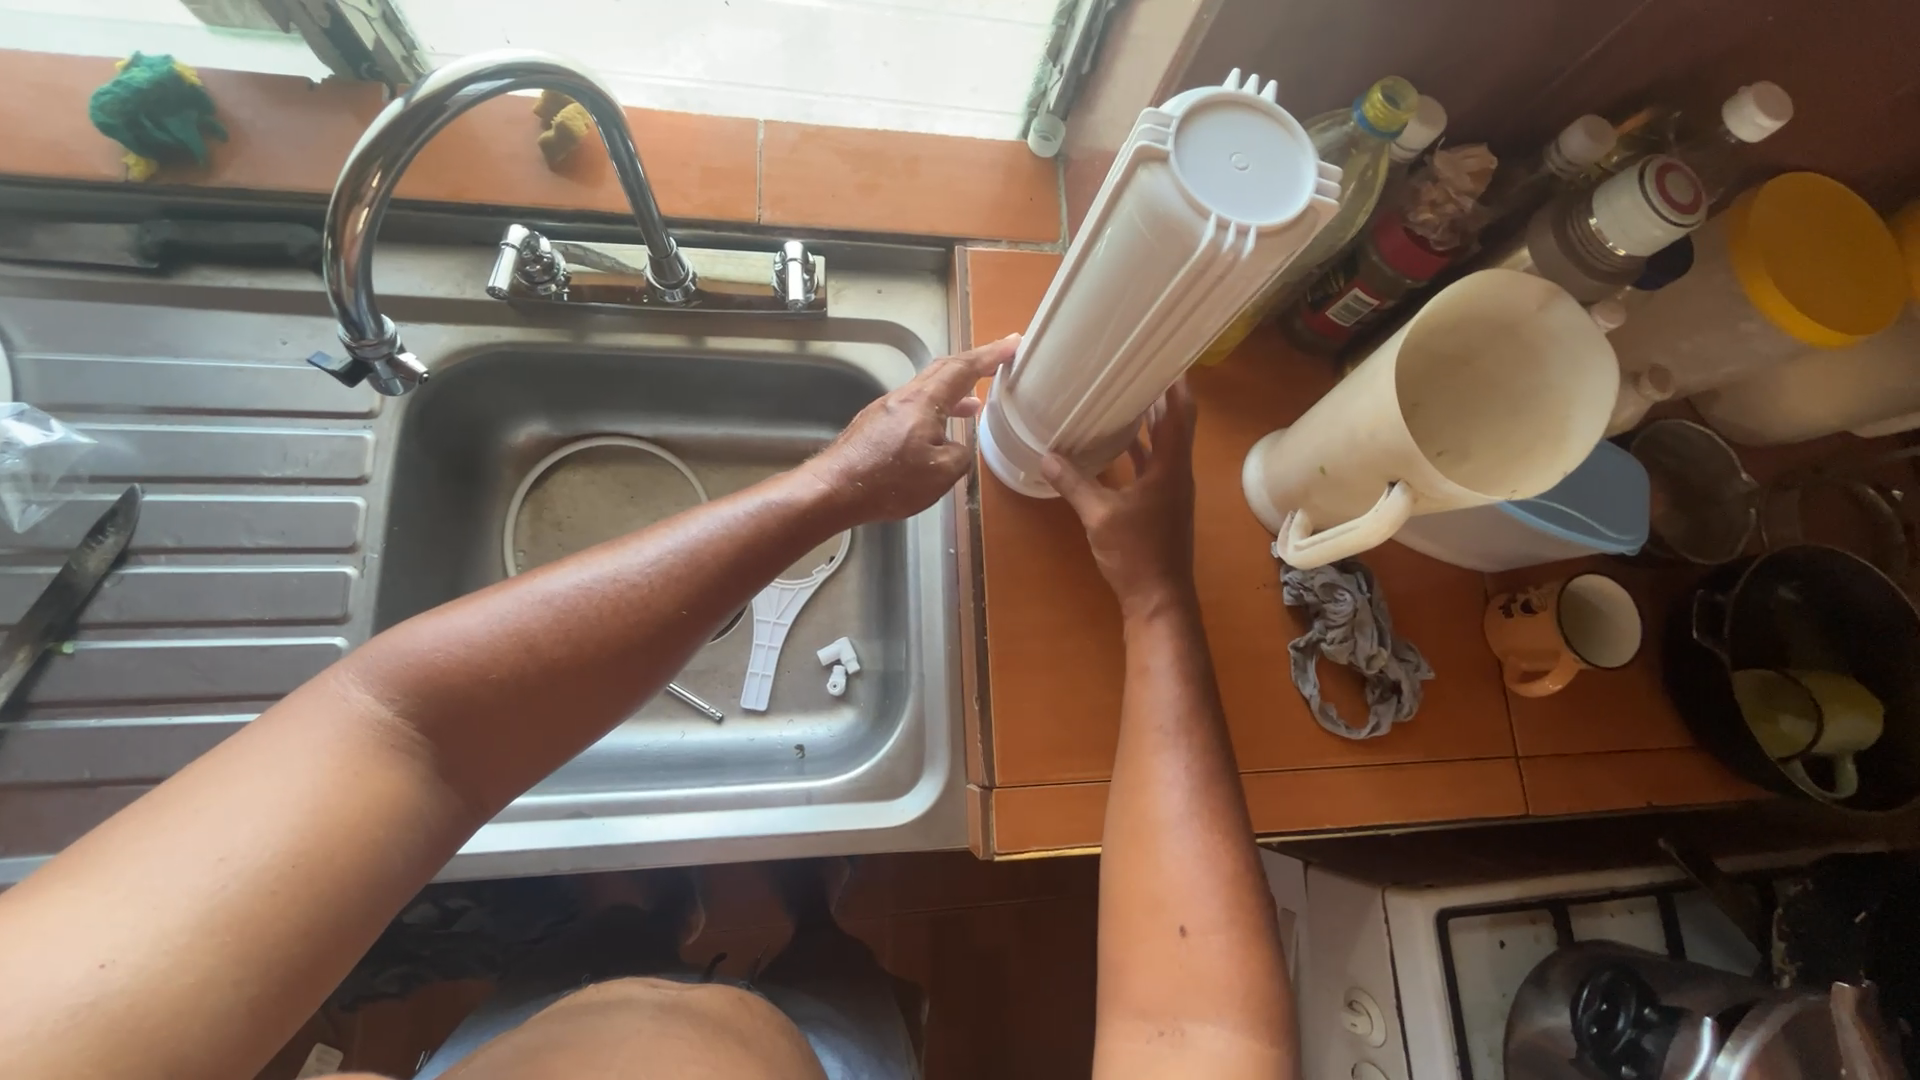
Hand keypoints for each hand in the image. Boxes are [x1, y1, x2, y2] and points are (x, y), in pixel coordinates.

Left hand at [804, 334, 1017, 521]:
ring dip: (953, 391)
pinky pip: (913, 407)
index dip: (990, 355)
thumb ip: (960, 455)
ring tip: (975, 404)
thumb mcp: (941, 475)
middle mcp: (904, 398)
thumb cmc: (888, 482)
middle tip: (996, 363)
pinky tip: (938, 430)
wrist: (834, 490)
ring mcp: (886, 409)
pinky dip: (935, 409)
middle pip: (942, 370)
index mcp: (924, 402)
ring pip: (927, 390)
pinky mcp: (875, 425)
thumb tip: (957, 447)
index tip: (1012, 344)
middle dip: (973, 365)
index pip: (963, 369)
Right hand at [1041, 381, 1197, 619]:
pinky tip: (1117, 445)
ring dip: (1149, 422)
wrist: (1158, 598)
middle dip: (1159, 396)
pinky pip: (1153, 466)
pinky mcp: (1162, 505)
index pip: (1181, 413)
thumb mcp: (1099, 516)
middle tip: (1134, 368)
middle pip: (1175, 424)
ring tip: (1123, 396)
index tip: (1164, 355)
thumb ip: (1074, 484)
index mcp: (1171, 468)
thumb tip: (1046, 457)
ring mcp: (1171, 490)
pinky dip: (1139, 450)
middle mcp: (1178, 473)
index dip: (1176, 383)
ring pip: (1164, 445)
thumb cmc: (1136, 554)